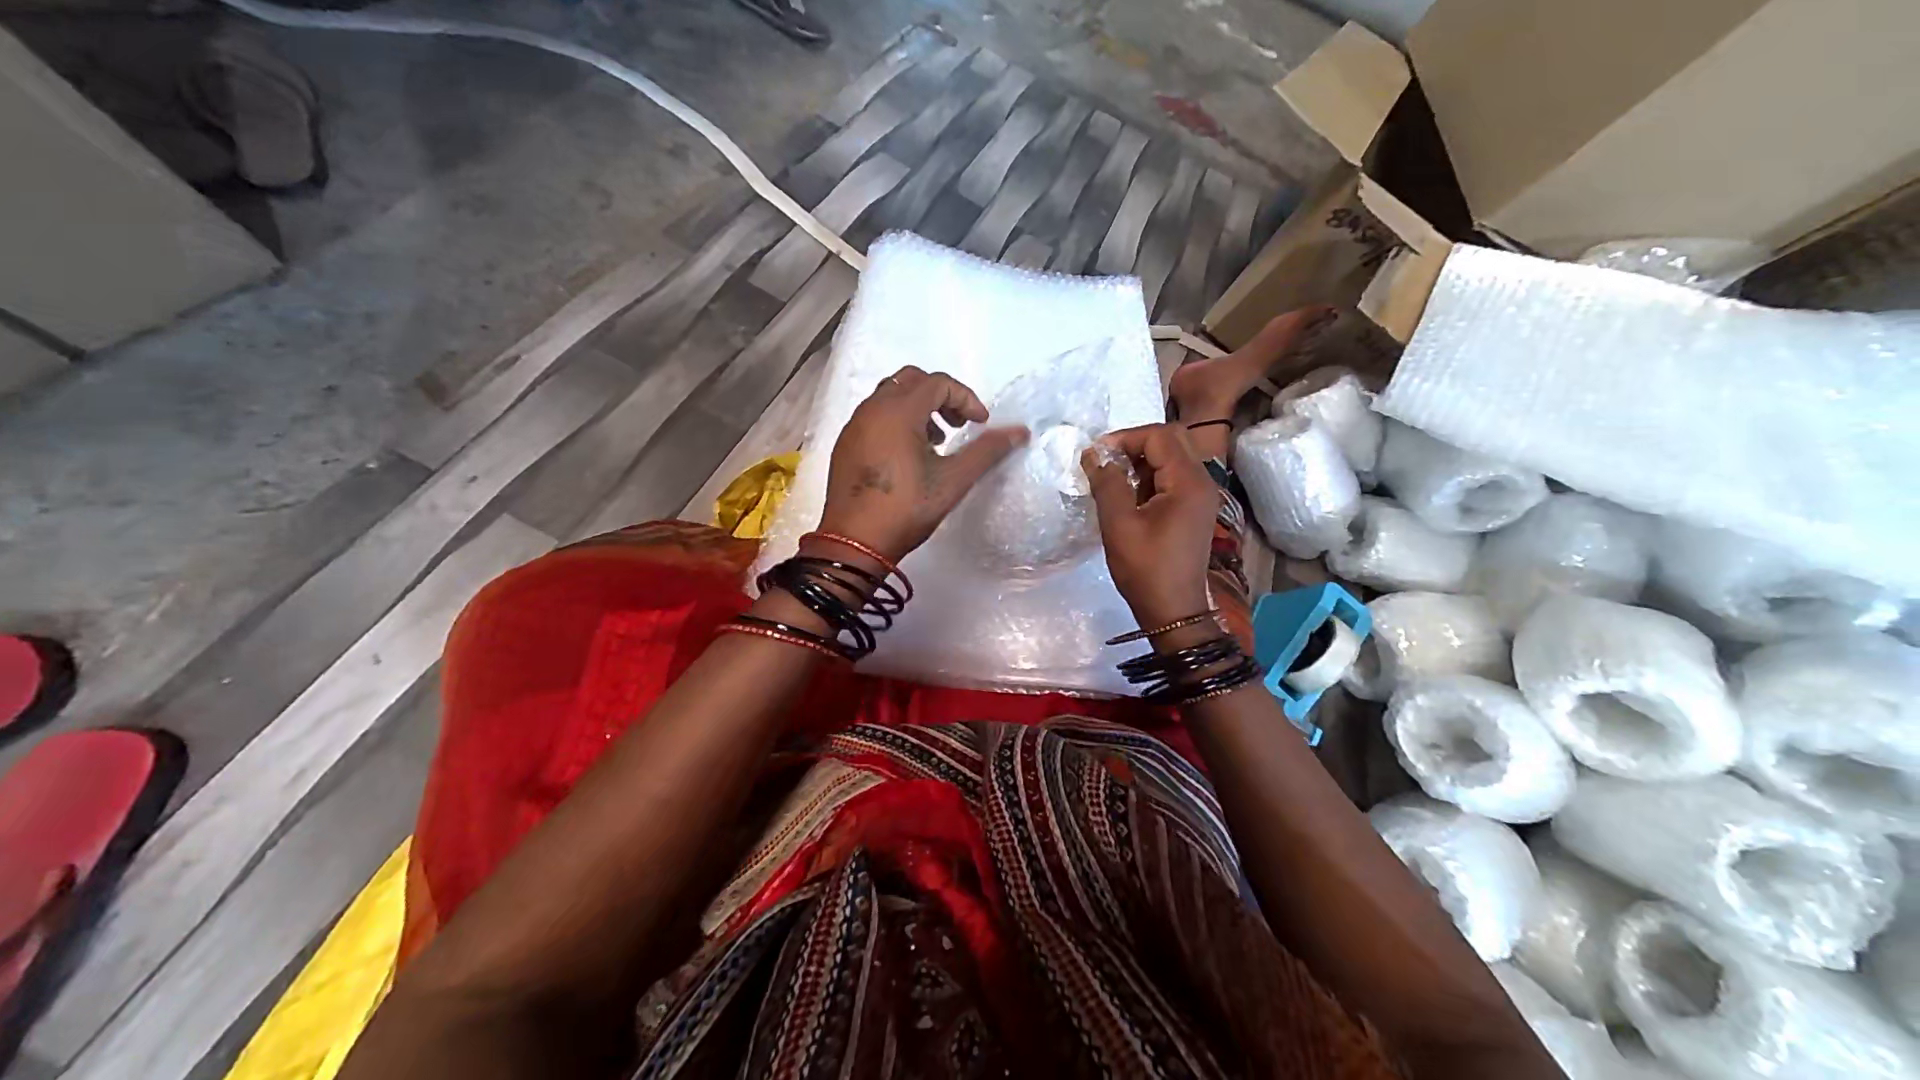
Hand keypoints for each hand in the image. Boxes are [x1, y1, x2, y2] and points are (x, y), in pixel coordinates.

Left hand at [817, 366, 1029, 561]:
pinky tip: (909, 456)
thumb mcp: (953, 480)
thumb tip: (1020, 432)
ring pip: (890, 397)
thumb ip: (987, 451)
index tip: (980, 424)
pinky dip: (897, 422)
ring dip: (918, 409)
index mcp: (897, 411)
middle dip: (941, 397)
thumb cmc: (906, 508)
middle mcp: (872, 409)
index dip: (966, 398)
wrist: (854, 543)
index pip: (938, 384)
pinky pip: (875, 416)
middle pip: (911, 381)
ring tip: (936, 442)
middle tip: (958, 425)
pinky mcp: (846, 444)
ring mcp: (854, 426)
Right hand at [1082, 423, 1220, 628]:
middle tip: (1106, 462)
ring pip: (1172, 458)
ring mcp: (1201, 497)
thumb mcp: (1118, 524)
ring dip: (1141, 461)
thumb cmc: (1145, 568)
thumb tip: (1093, 454)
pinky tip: (1128, 497)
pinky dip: (1150, 478)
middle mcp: (1202, 482)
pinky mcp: (1194, 510)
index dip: (1125, 438)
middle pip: (1171, 441)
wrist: (1173, 610)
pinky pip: (1173, 478)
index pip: (1160, 435)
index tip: (1096, 455)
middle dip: (1135, 445)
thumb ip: (1107, 482)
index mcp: (1188, 482)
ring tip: (1113, 480)